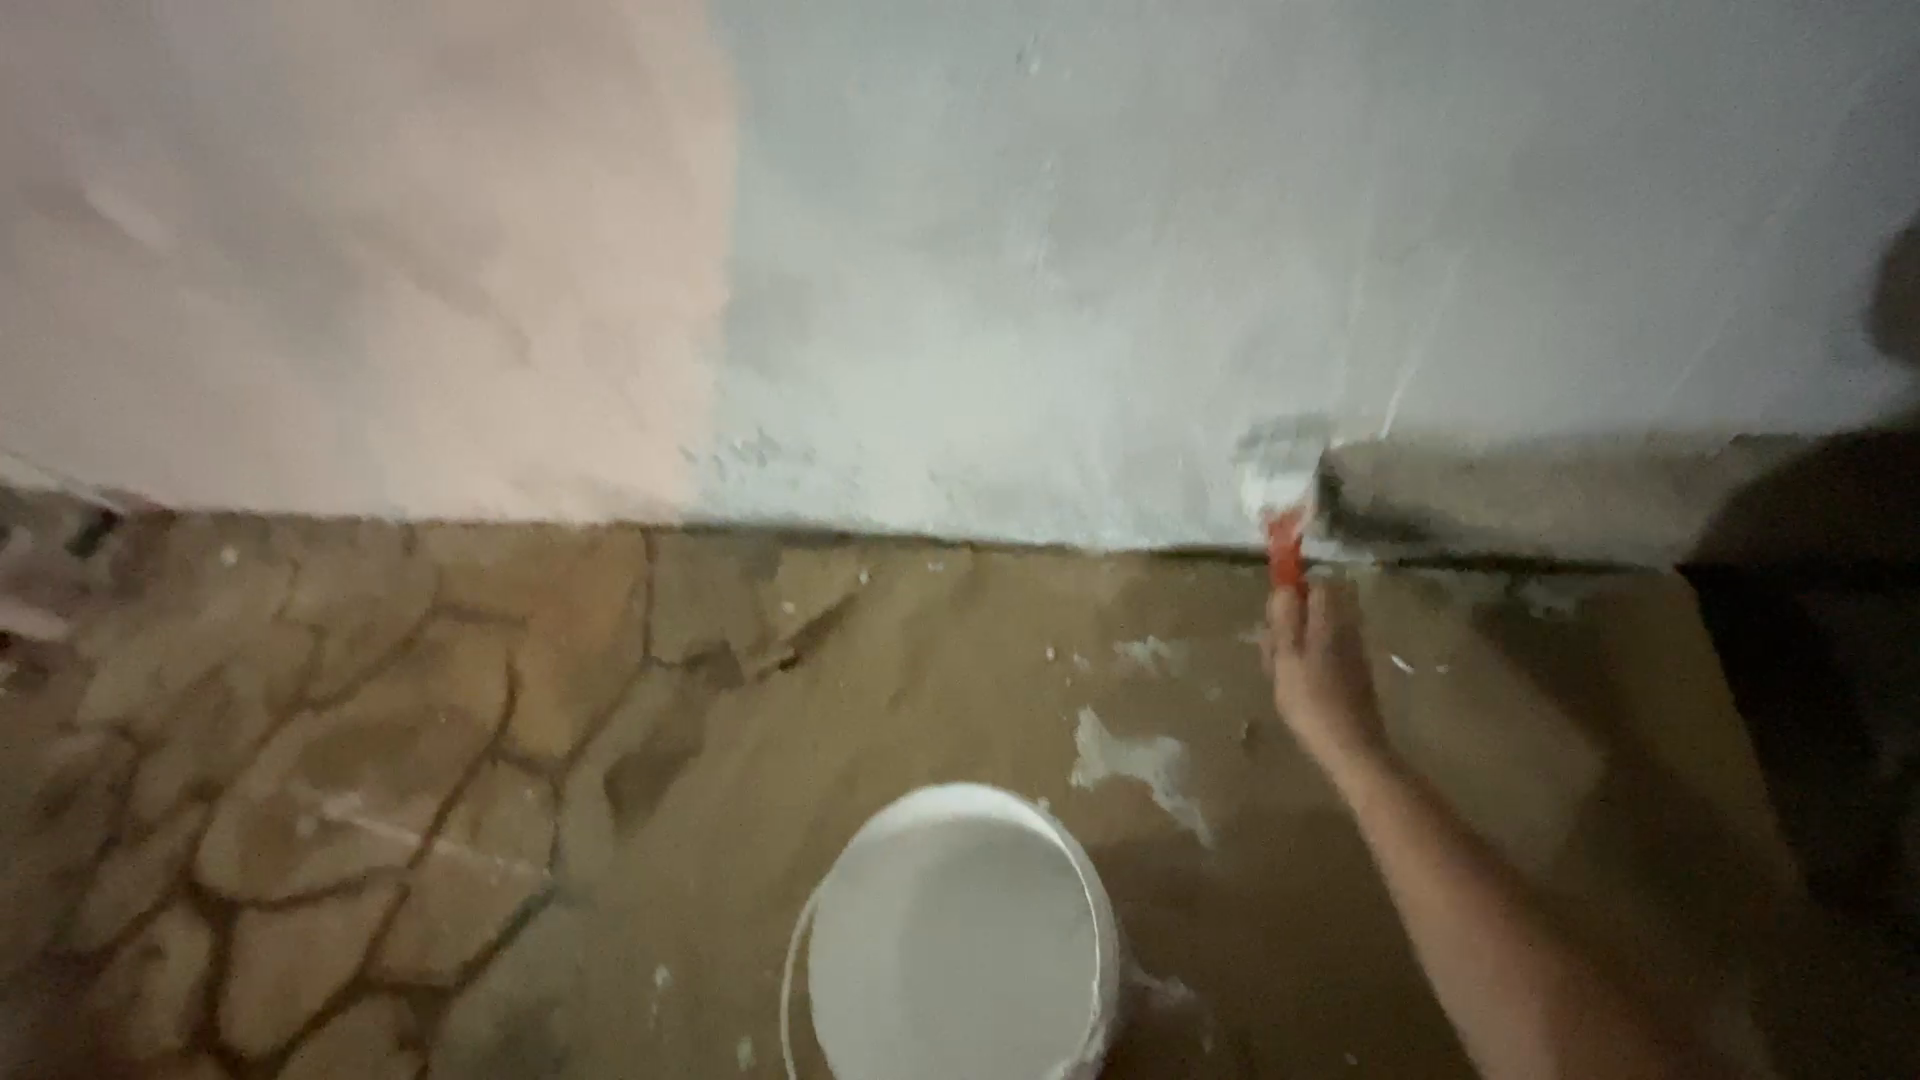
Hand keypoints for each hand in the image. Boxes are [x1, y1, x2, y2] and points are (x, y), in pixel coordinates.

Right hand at [1265, 580, 1390, 776]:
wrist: (1351, 748)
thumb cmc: (1310, 701)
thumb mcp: (1286, 657)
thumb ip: (1286, 619)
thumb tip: (1286, 587)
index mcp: (1329, 623)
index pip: (1318, 585)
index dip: (1295, 589)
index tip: (1275, 611)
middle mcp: (1348, 631)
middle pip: (1320, 608)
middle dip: (1294, 618)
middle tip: (1273, 646)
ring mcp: (1355, 654)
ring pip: (1322, 631)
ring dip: (1299, 642)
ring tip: (1280, 669)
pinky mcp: (1356, 675)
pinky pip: (1328, 652)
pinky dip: (1310, 659)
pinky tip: (1297, 684)